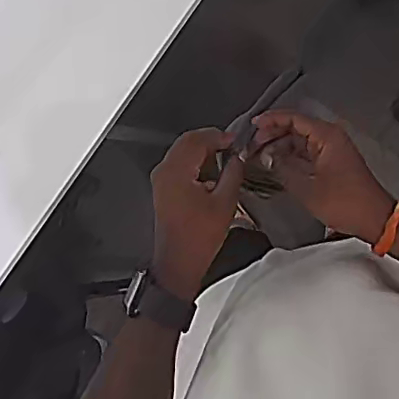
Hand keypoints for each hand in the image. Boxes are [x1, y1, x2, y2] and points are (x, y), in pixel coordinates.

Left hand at [149, 129, 243, 300]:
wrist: (178, 262)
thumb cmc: (198, 238)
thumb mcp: (224, 203)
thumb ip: (233, 173)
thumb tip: (237, 157)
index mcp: (177, 171)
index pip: (196, 140)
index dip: (217, 136)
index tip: (234, 140)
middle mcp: (164, 171)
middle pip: (186, 141)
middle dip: (210, 140)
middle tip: (230, 146)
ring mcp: (161, 179)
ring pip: (181, 151)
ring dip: (202, 150)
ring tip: (223, 159)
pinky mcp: (163, 187)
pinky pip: (178, 164)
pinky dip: (195, 162)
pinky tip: (210, 173)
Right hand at [248, 111, 395, 242]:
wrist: (375, 220)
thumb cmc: (344, 202)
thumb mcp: (307, 187)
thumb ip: (282, 168)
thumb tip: (266, 158)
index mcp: (327, 136)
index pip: (293, 118)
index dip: (271, 120)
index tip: (252, 126)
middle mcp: (330, 137)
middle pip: (295, 126)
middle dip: (272, 134)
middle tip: (252, 144)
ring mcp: (332, 148)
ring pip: (299, 139)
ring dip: (280, 145)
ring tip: (259, 155)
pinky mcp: (332, 160)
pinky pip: (306, 150)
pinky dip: (290, 155)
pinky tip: (275, 162)